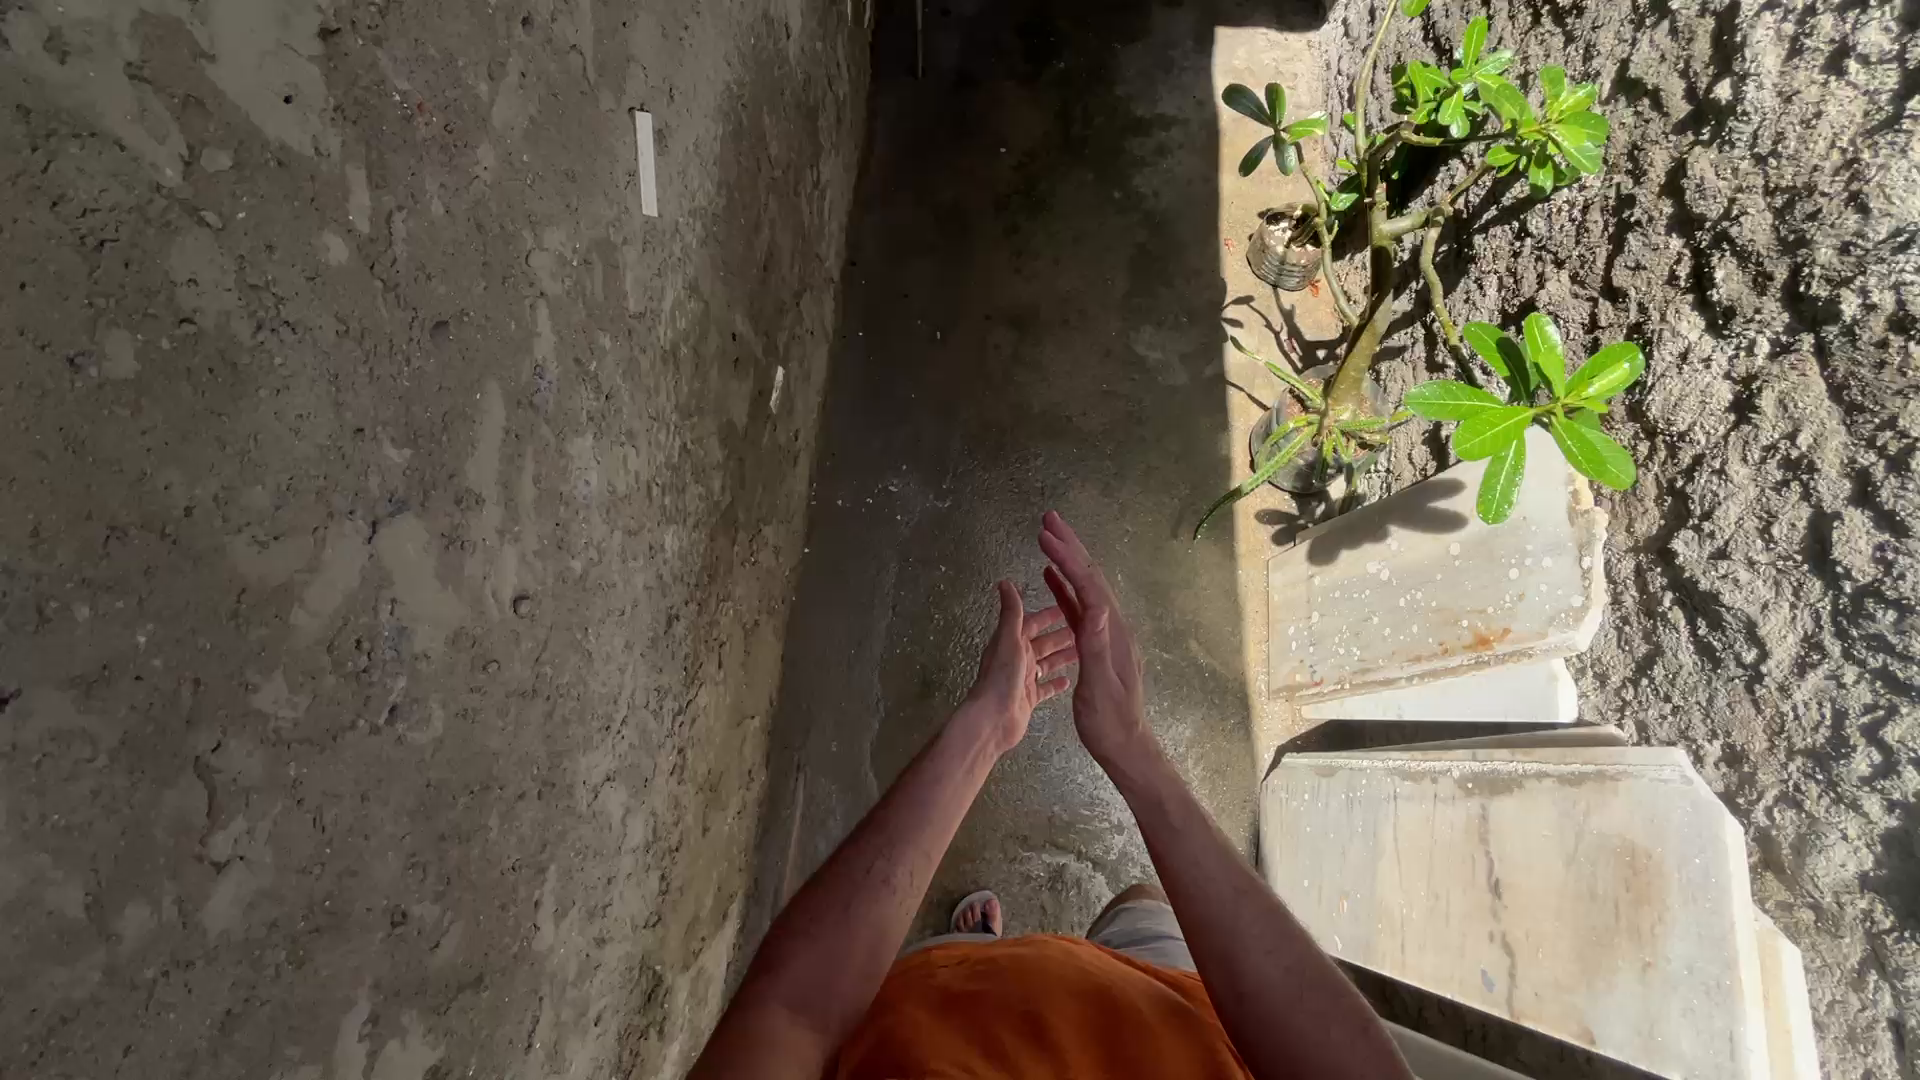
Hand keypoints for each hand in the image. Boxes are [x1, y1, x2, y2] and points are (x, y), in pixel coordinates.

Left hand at [959, 580, 1077, 754]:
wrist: (994, 718)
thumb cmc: (1001, 677)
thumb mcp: (1009, 639)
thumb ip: (1011, 612)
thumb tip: (1005, 582)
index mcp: (1013, 642)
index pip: (1034, 622)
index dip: (1050, 614)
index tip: (1070, 606)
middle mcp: (1018, 658)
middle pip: (1043, 643)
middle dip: (1062, 635)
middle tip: (1085, 630)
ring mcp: (1023, 679)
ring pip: (1046, 663)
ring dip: (1062, 656)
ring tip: (1084, 651)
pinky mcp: (1029, 698)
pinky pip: (1045, 688)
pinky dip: (1056, 683)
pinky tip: (1069, 680)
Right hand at [1037, 511, 1155, 770]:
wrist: (1125, 745)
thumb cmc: (1110, 722)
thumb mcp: (1100, 687)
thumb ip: (1096, 646)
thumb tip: (1095, 606)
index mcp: (1111, 631)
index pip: (1088, 585)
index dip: (1068, 558)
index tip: (1046, 534)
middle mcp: (1111, 625)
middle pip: (1089, 576)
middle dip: (1070, 546)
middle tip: (1048, 518)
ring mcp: (1104, 632)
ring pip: (1083, 586)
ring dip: (1066, 560)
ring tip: (1047, 537)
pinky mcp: (1094, 642)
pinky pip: (1076, 605)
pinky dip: (1063, 586)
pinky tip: (1051, 577)